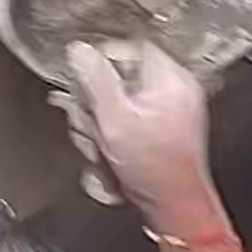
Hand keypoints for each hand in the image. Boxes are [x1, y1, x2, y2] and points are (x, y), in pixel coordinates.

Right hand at [56, 41, 221, 233]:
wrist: (172, 205)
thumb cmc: (153, 166)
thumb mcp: (116, 118)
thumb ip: (96, 80)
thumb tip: (79, 50)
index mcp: (171, 80)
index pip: (131, 47)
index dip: (103, 59)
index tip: (85, 77)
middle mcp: (170, 90)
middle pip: (115, 74)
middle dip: (94, 98)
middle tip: (93, 118)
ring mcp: (161, 108)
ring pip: (110, 97)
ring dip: (95, 117)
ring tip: (101, 140)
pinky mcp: (152, 125)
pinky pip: (116, 114)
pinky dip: (104, 128)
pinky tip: (104, 145)